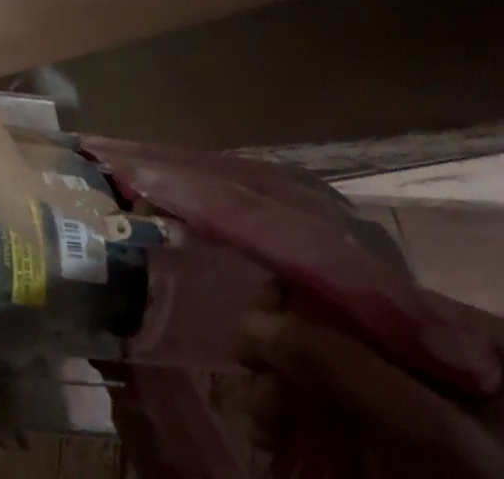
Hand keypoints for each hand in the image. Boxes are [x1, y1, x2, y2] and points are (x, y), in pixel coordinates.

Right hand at [240, 286, 503, 477]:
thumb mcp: (431, 436)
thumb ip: (346, 370)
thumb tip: (252, 323)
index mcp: (472, 337)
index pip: (361, 288)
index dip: (294, 302)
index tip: (255, 334)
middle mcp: (436, 350)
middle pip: (325, 322)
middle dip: (279, 354)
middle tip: (258, 385)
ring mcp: (408, 387)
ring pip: (310, 358)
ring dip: (272, 387)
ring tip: (265, 425)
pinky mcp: (383, 420)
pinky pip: (316, 393)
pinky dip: (283, 410)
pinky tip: (272, 433)